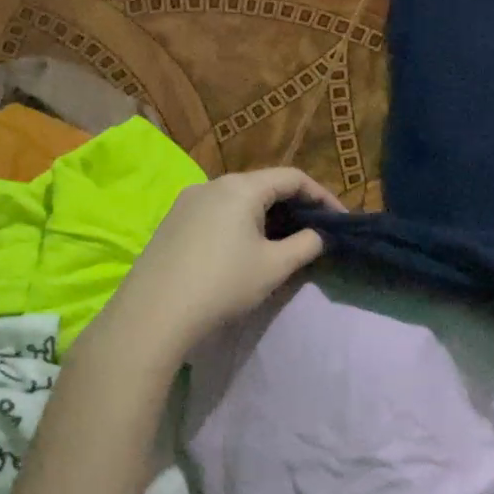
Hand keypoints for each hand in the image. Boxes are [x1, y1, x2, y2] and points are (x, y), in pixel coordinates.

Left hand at [102, 168, 344, 356]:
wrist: (153, 315)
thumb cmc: (223, 284)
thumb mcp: (276, 266)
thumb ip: (306, 244)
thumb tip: (318, 236)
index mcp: (241, 188)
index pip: (293, 178)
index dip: (323, 196)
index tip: (340, 221)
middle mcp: (212, 185)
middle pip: (266, 185)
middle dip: (296, 206)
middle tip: (317, 231)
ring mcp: (187, 203)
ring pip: (241, 199)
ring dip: (270, 215)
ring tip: (287, 242)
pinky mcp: (173, 223)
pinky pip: (219, 212)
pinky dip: (244, 223)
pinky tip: (249, 249)